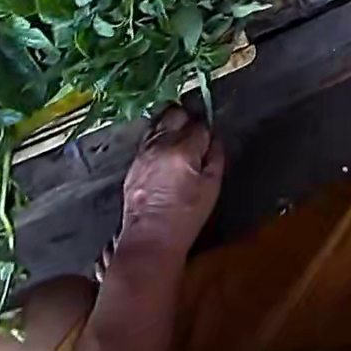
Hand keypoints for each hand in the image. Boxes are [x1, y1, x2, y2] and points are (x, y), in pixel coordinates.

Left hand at [114, 107, 224, 263]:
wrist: (150, 236)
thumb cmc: (186, 217)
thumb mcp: (211, 188)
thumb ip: (215, 158)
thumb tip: (215, 139)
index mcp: (183, 149)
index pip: (198, 124)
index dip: (206, 129)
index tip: (208, 137)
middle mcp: (161, 143)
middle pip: (176, 113)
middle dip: (187, 118)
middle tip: (195, 132)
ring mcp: (145, 149)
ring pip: (160, 121)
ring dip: (171, 124)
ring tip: (179, 137)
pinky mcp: (135, 158)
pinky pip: (148, 137)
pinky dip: (158, 136)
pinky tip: (164, 147)